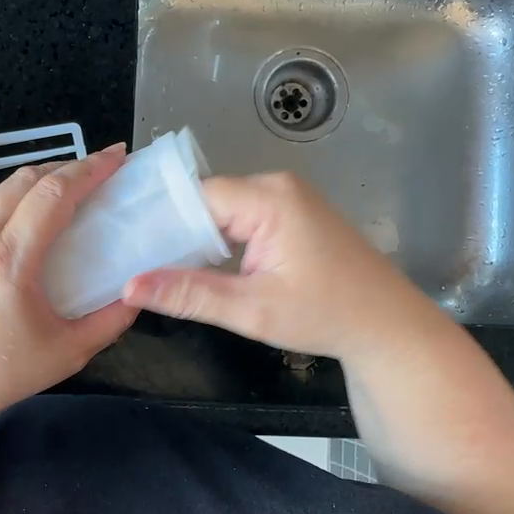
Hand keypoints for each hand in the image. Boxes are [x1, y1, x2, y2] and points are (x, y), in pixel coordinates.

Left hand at [0, 147, 138, 430]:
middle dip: (68, 167)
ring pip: (2, 188)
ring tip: (71, 186)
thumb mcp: (68, 353)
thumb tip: (138, 291)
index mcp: (8, 262)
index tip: (117, 157)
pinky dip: (15, 196)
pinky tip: (33, 212)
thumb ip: (110, 320)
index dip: (89, 170)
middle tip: (101, 170)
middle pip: (26, 179)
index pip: (52, 195)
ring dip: (40, 179)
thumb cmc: (1, 374)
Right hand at [122, 172, 431, 360]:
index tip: (125, 246)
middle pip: (205, 200)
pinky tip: (191, 264)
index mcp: (270, 198)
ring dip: (192, 238)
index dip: (160, 221)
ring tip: (151, 264)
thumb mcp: (252, 310)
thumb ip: (189, 294)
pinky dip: (215, 241)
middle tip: (130, 259)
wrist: (387, 326)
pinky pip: (239, 220)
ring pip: (220, 211)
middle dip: (171, 230)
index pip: (196, 196)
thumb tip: (129, 286)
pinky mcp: (290, 216)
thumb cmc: (325, 316)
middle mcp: (277, 187)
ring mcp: (286, 199)